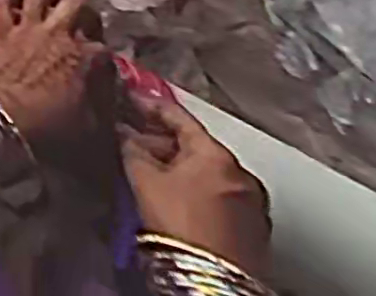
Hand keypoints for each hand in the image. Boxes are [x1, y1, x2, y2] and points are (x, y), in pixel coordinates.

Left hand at [0, 0, 109, 166]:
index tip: (103, 69)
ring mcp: (29, 27)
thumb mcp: (92, 128)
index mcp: (85, 56)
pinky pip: (4, 2)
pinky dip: (10, 1)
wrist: (4, 119)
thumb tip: (113, 107)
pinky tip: (16, 6)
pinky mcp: (3, 29)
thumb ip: (105, 111)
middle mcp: (59, 33)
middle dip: (84, 11)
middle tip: (84, 23)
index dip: (106, 58)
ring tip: (52, 6)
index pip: (105, 48)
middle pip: (77, 3)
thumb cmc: (51, 128)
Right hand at [122, 97, 272, 280]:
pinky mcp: (253, 229)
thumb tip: (122, 132)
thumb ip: (129, 146)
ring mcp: (251, 203)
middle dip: (159, 141)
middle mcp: (241, 174)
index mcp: (216, 154)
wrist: (211, 283)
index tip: (130, 99)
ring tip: (147, 169)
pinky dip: (194, 187)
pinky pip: (217, 193)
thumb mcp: (144, 178)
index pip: (178, 116)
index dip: (148, 105)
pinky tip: (172, 194)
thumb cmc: (181, 225)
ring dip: (176, 166)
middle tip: (132, 139)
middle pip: (193, 144)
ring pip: (205, 171)